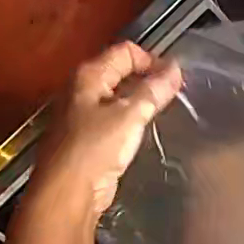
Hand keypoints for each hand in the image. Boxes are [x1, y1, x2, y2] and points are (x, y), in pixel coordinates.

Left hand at [32, 41, 182, 216]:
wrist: (68, 192)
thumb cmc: (95, 148)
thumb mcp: (130, 115)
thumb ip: (154, 90)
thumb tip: (175, 68)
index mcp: (89, 76)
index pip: (125, 52)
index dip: (153, 60)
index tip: (175, 80)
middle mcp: (82, 89)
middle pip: (120, 72)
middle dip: (148, 79)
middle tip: (172, 95)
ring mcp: (82, 113)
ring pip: (118, 96)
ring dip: (140, 101)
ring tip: (161, 113)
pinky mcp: (87, 137)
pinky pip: (114, 118)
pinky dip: (130, 120)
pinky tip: (142, 133)